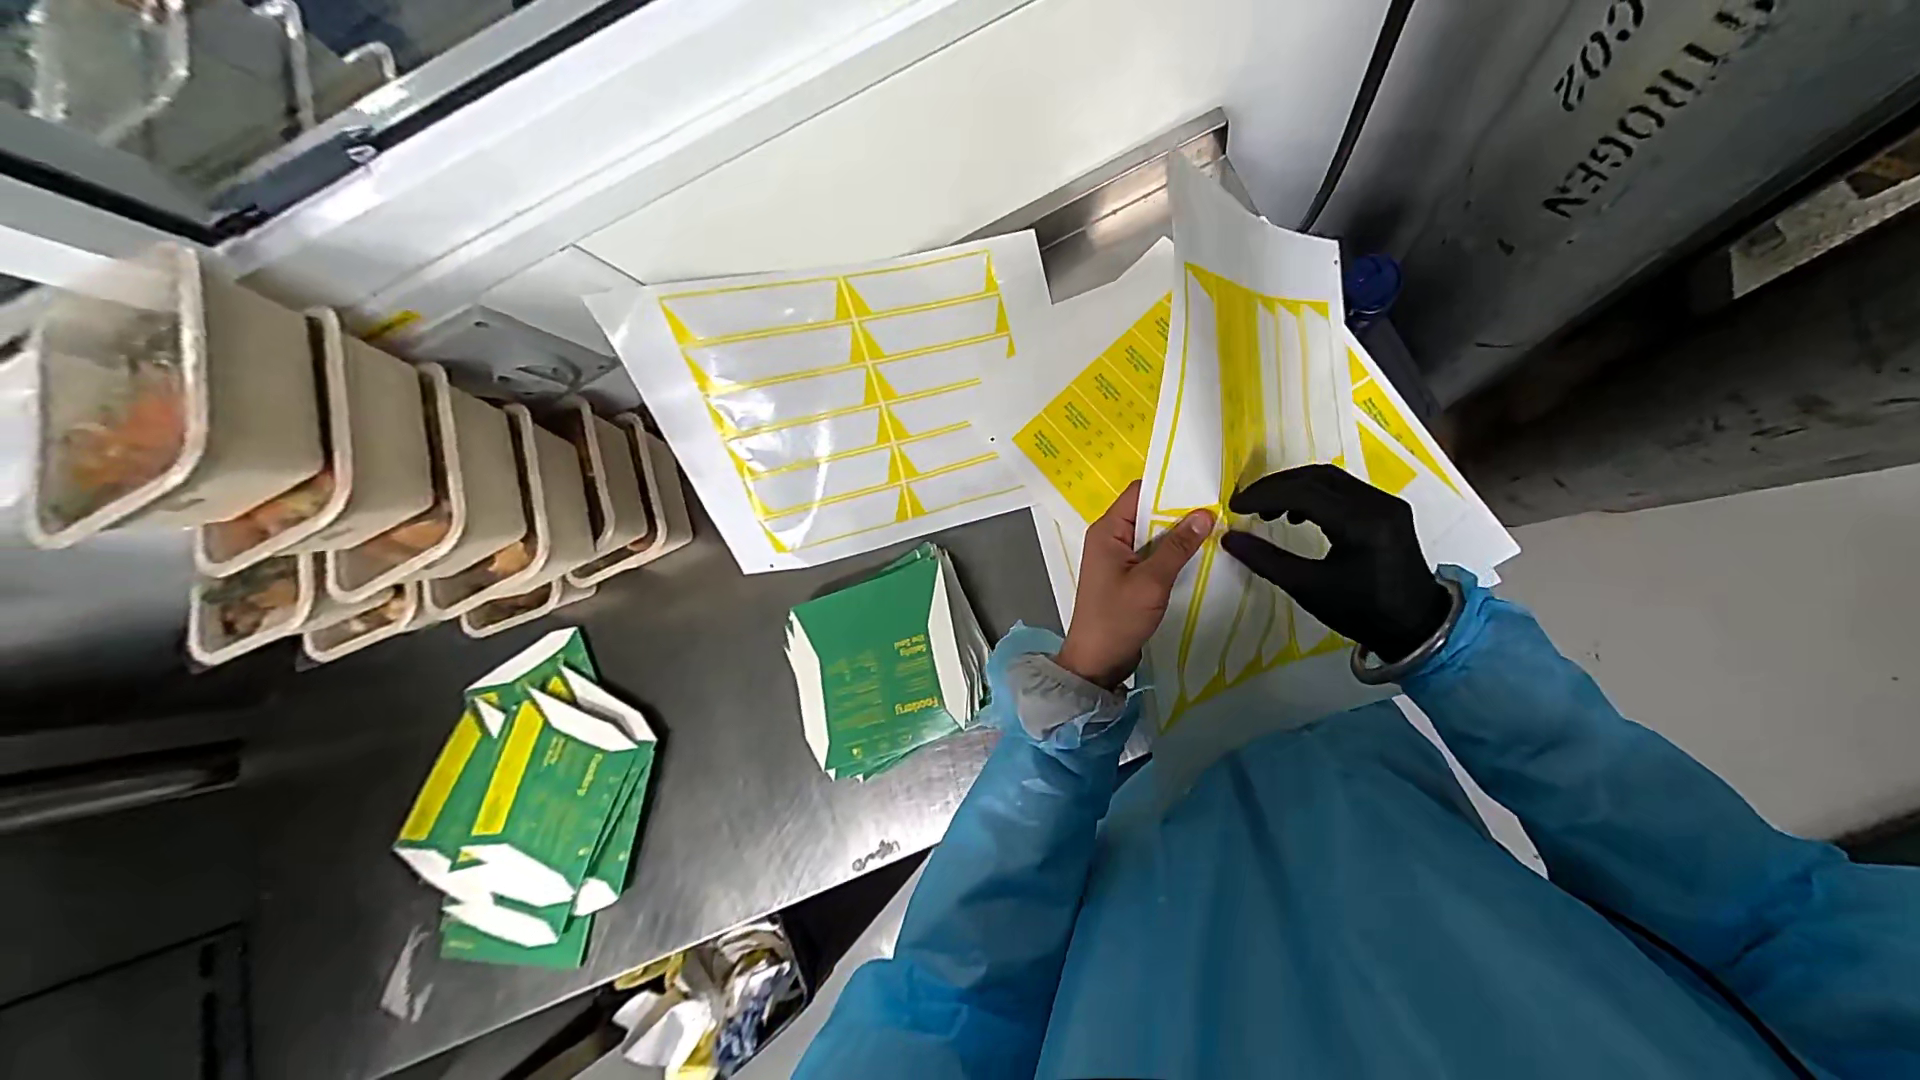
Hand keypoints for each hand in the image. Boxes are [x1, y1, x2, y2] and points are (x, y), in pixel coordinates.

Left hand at [1055, 481, 1213, 688]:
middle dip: (1179, 509)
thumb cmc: (1117, 618)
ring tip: (1215, 525)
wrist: (1097, 660)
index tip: (1203, 484)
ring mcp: (1119, 557)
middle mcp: (1110, 537)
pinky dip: (1172, 551)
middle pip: (1147, 511)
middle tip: (1218, 506)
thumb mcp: (1151, 581)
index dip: (1168, 485)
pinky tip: (1198, 552)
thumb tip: (1204, 513)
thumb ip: (1177, 547)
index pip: (1138, 492)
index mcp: (1107, 531)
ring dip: (1178, 532)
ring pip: (1152, 533)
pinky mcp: (1128, 574)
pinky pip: (1152, 553)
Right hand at [1219, 464, 1448, 662]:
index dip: (1264, 495)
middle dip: (1275, 486)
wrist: (1416, 627)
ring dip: (1293, 488)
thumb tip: (1229, 538)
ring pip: (1329, 479)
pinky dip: (1313, 494)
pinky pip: (1343, 489)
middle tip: (1247, 504)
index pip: (1303, 492)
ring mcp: (1386, 504)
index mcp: (1360, 522)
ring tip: (1268, 510)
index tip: (1236, 506)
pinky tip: (1297, 514)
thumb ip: (1265, 560)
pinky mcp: (1387, 509)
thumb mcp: (1307, 588)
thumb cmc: (1361, 611)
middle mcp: (1377, 504)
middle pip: (1316, 477)